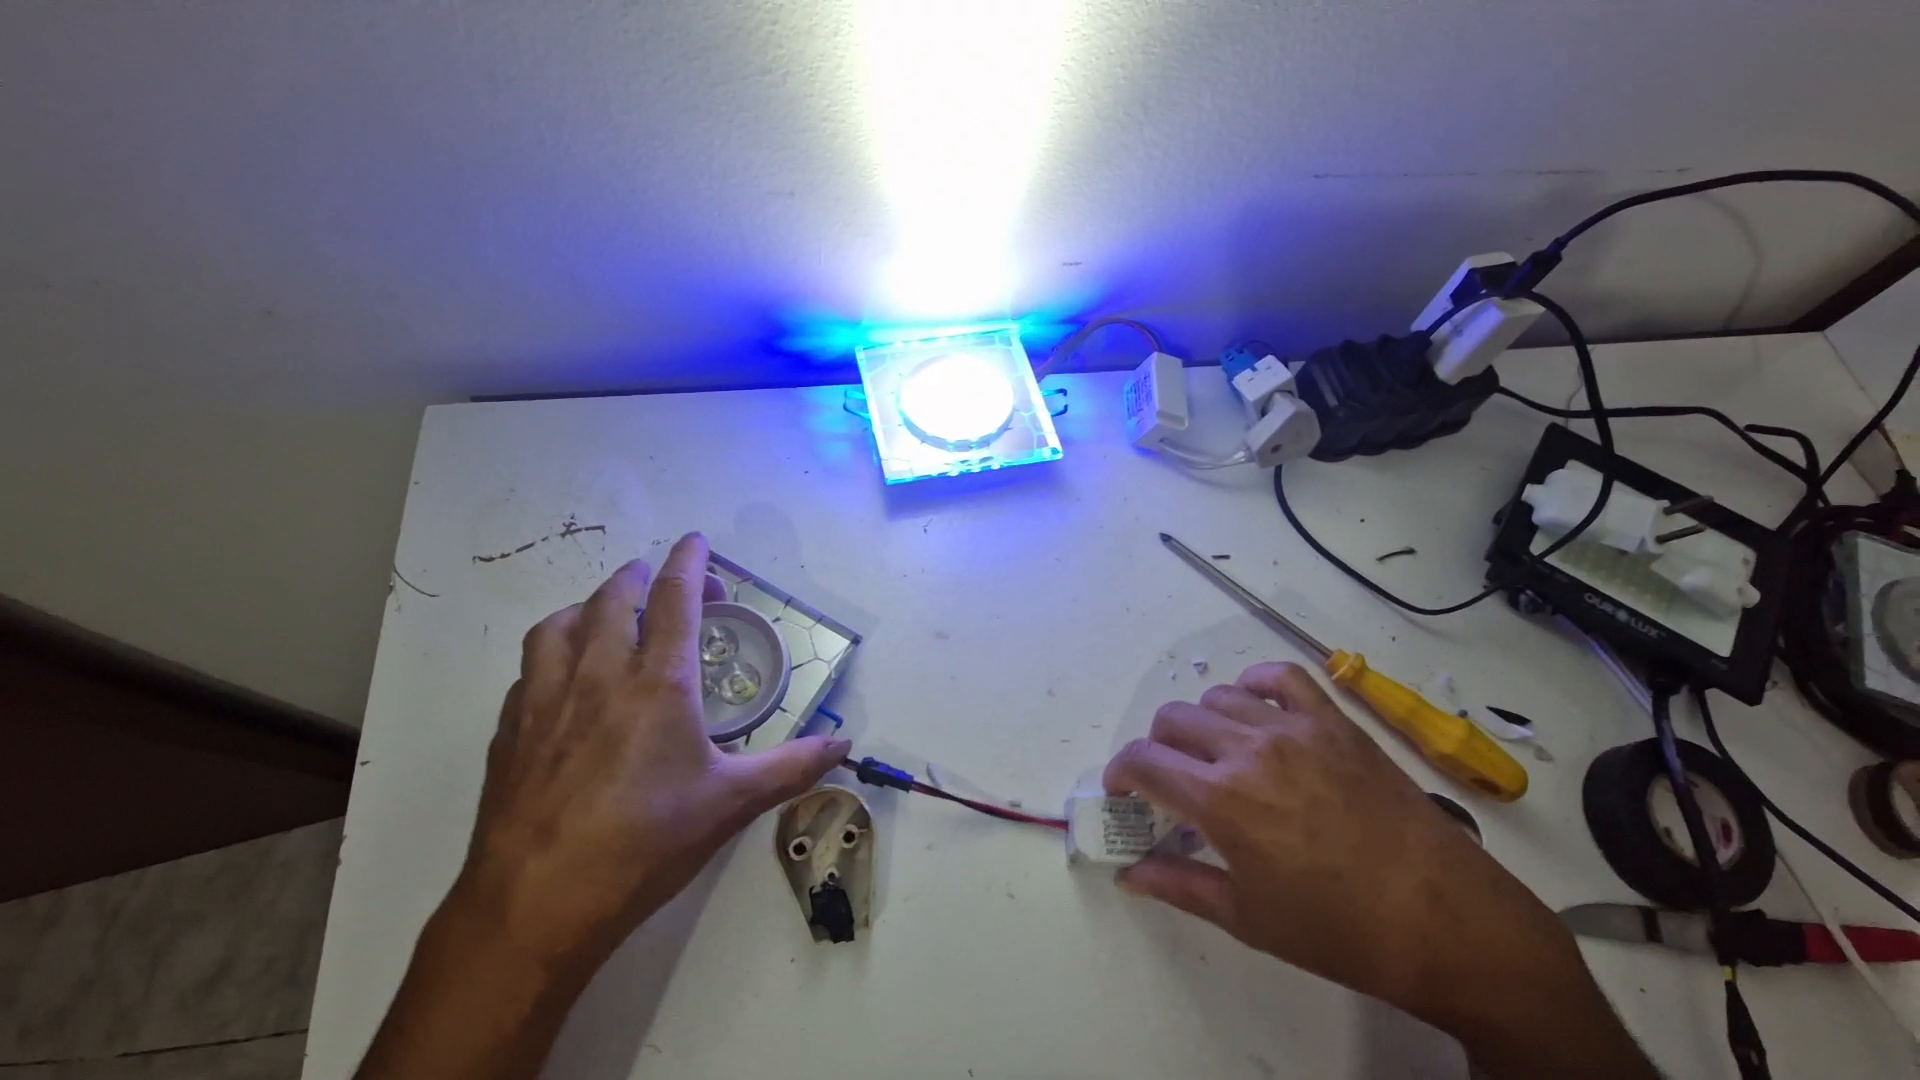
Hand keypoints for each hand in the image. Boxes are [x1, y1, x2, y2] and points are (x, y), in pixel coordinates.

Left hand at [454, 533, 849, 968]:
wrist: (539, 900)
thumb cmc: (647, 843)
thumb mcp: (732, 803)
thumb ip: (792, 766)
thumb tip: (844, 746)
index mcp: (658, 683)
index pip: (673, 599)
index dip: (688, 563)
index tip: (695, 540)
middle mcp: (598, 675)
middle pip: (613, 599)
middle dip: (641, 576)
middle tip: (664, 582)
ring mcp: (544, 700)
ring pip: (559, 624)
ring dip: (588, 606)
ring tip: (607, 615)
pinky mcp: (509, 731)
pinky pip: (530, 669)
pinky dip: (553, 653)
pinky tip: (563, 680)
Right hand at [1106, 663, 1654, 1078]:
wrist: (1445, 922)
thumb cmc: (1339, 932)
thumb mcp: (1248, 918)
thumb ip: (1179, 885)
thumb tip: (1130, 874)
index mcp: (1221, 800)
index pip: (1143, 760)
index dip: (1120, 772)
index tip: (1122, 791)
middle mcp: (1250, 750)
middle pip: (1174, 720)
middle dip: (1157, 749)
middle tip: (1171, 784)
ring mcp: (1297, 729)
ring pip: (1220, 697)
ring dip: (1202, 723)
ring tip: (1217, 756)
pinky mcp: (1338, 724)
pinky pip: (1284, 677)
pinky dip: (1257, 684)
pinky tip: (1256, 710)